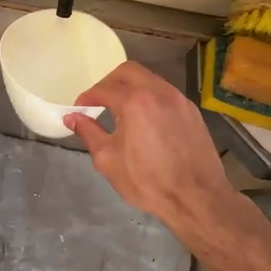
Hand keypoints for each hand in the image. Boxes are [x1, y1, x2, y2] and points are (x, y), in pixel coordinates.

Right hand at [66, 61, 244, 231]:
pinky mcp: (192, 112)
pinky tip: (146, 121)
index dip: (87, 98)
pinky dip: (150, 98)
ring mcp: (179, 100)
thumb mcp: (108, 159)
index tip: (79, 109)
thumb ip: (89, 132)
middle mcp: (159, 92)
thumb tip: (72, 117)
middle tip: (99, 102)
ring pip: (150, 79)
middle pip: (128, 71)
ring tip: (121, 111)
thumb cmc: (148, 181)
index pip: (103, 89)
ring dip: (131, 88)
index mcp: (135, 102)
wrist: (197, 198)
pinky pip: (165, 94)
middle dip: (109, 83)